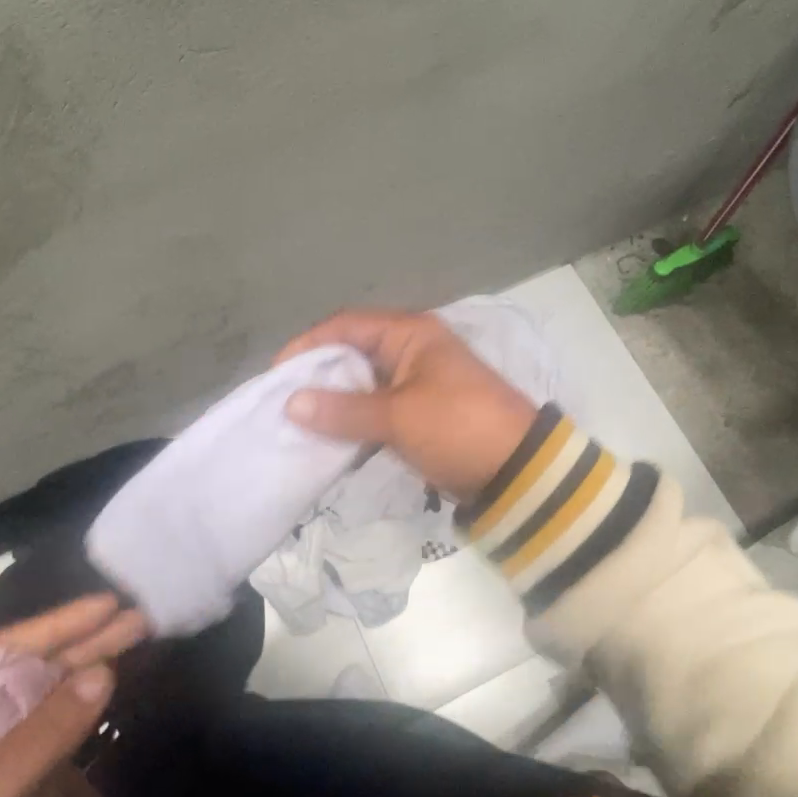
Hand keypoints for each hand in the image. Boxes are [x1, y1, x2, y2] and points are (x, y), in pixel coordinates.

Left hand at [0, 595, 147, 796]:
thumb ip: (39, 736)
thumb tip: (103, 670)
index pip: (3, 653)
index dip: (58, 625)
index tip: (108, 604)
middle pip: (31, 671)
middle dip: (84, 644)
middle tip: (139, 620)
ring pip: (46, 700)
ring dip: (89, 672)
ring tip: (133, 642)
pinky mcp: (13, 785)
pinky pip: (50, 740)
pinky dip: (81, 719)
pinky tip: (108, 696)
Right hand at [277, 309, 538, 499]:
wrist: (519, 470)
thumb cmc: (457, 427)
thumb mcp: (397, 417)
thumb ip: (343, 410)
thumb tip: (292, 403)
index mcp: (410, 333)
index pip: (346, 326)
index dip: (309, 344)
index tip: (278, 374)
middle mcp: (413, 348)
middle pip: (353, 351)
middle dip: (319, 373)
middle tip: (284, 399)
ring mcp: (419, 381)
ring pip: (364, 382)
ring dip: (335, 399)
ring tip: (300, 420)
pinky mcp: (423, 411)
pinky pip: (378, 407)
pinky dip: (354, 419)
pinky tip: (330, 436)